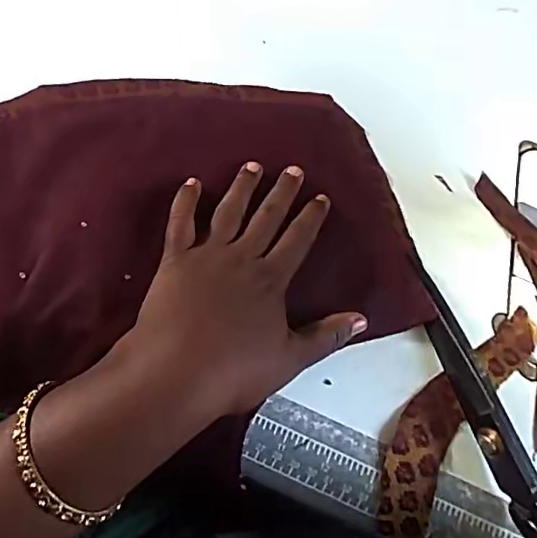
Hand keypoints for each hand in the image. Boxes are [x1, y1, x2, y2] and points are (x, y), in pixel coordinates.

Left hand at [111, 162, 365, 420]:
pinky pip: (180, 223)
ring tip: (252, 166)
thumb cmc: (232, 371)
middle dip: (282, 191)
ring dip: (242, 187)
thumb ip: (326, 336)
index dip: (310, 217)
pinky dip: (185, 201)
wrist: (175, 372)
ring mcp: (206, 256)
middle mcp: (241, 259)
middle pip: (266, 217)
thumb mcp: (289, 358)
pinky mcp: (174, 260)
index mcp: (269, 280)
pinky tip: (191, 183)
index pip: (297, 240)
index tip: (320, 197)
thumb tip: (362, 319)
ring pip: (228, 212)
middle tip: (292, 169)